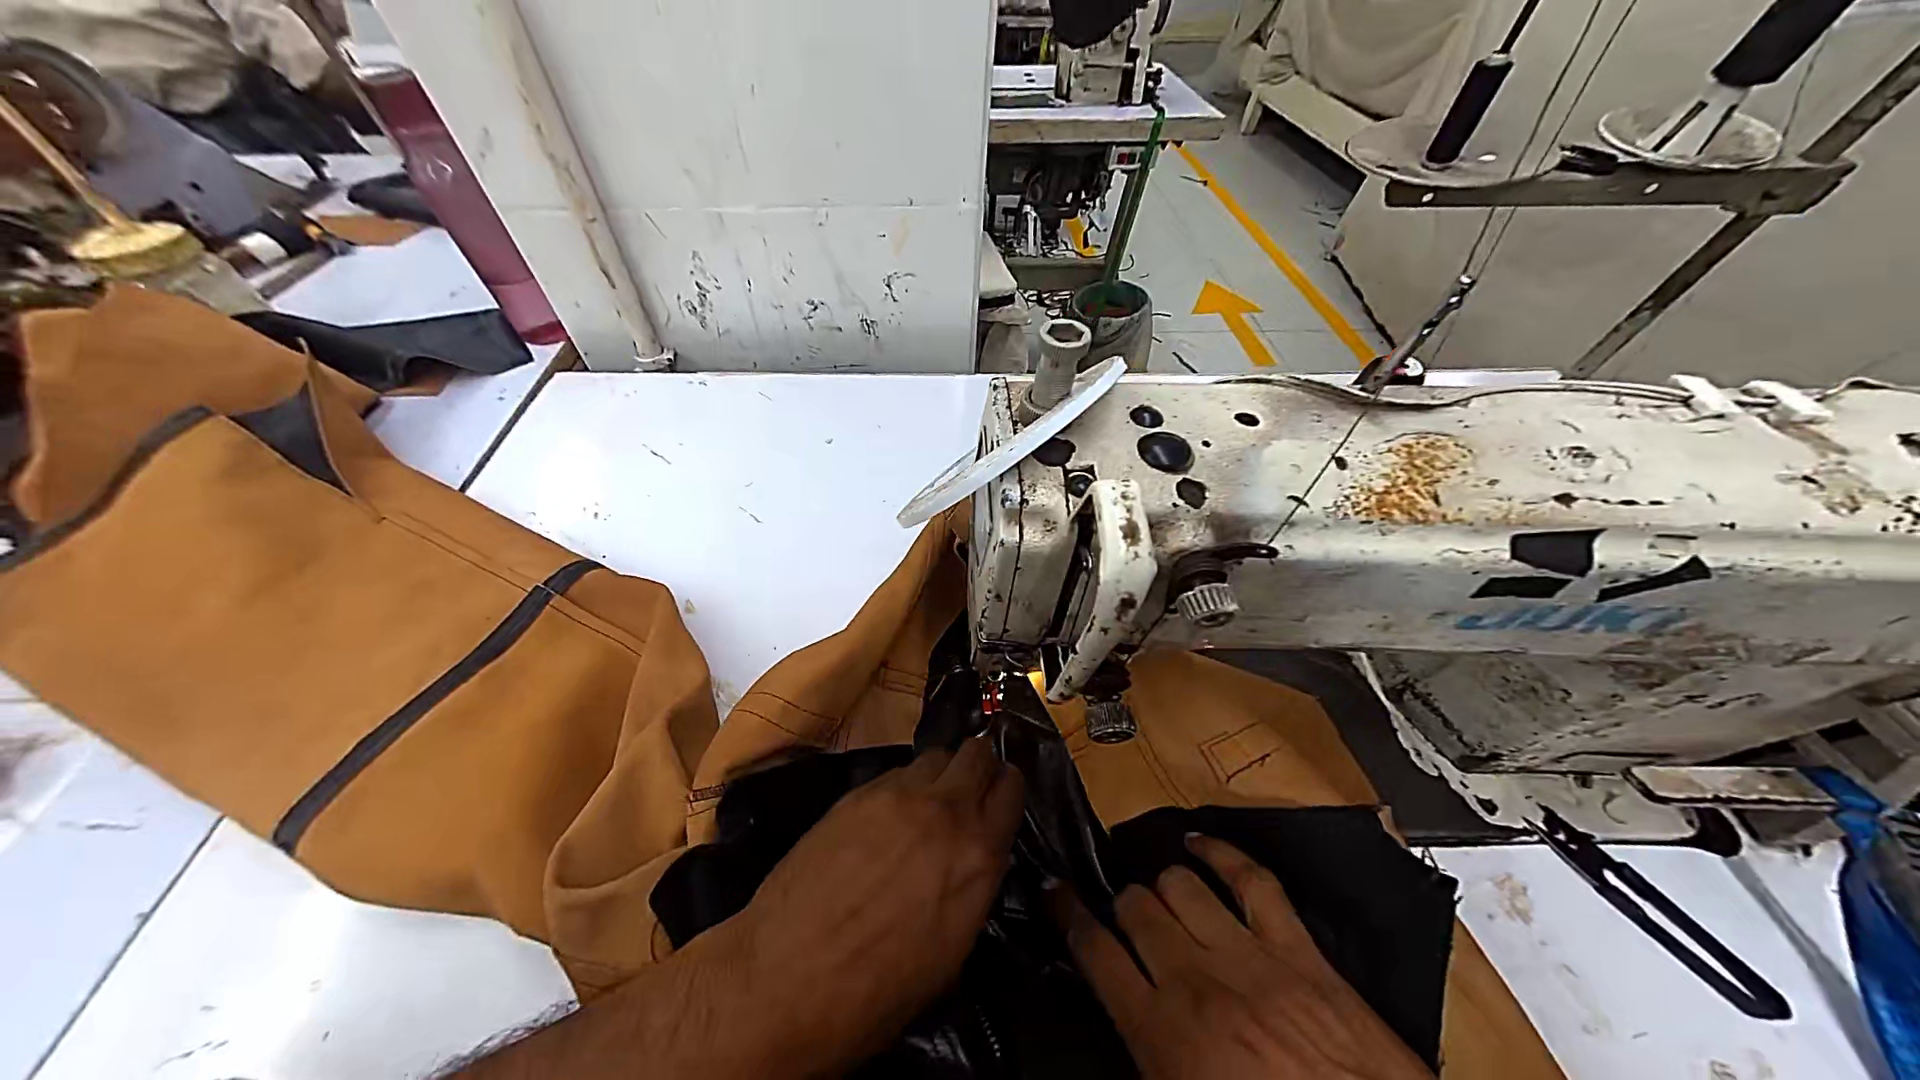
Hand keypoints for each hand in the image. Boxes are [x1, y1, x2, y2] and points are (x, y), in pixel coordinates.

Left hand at [455, 740, 1023, 1079]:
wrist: (767, 988)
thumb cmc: (860, 995)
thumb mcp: (932, 952)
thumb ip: (954, 888)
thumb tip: (965, 856)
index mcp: (961, 866)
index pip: (1003, 795)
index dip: (1009, 780)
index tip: (1013, 768)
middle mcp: (929, 819)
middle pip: (974, 765)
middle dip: (985, 759)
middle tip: (989, 752)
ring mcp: (887, 801)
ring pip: (937, 757)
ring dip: (948, 760)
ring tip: (950, 762)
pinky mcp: (849, 798)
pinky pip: (899, 769)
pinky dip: (913, 772)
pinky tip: (907, 782)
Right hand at [1064, 835, 1433, 1079]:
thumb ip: (1148, 1056)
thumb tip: (1128, 1017)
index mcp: (1162, 1034)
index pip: (1095, 952)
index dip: (1069, 914)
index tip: (1058, 893)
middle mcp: (1195, 983)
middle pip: (1134, 908)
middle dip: (1123, 905)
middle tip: (1124, 913)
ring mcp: (1247, 958)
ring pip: (1179, 885)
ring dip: (1163, 885)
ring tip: (1161, 891)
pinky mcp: (1297, 949)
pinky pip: (1251, 880)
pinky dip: (1222, 853)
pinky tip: (1201, 843)